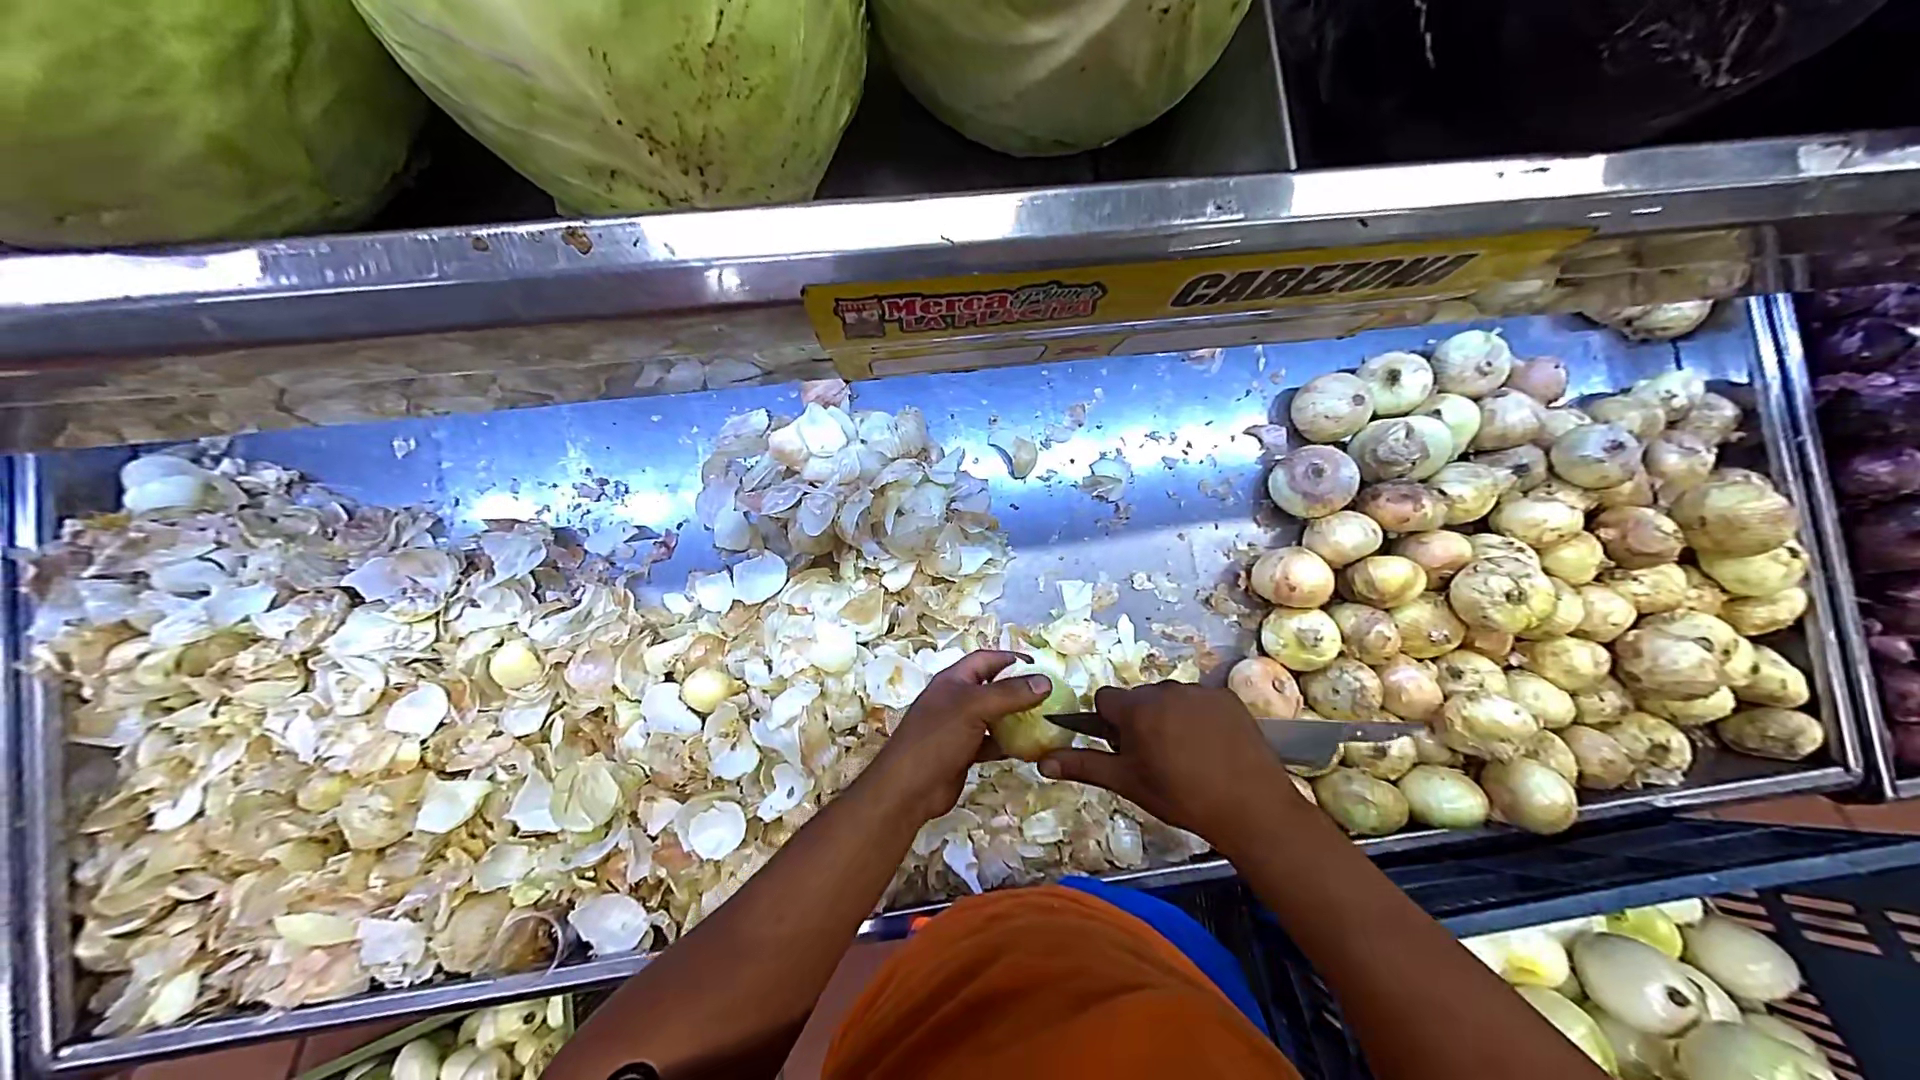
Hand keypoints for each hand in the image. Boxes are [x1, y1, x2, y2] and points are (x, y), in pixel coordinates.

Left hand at [859, 650, 1050, 824]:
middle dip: (1018, 689)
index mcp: (954, 680)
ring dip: (1017, 718)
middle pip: (992, 687)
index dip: (1010, 658)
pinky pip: (993, 742)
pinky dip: (1010, 744)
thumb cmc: (937, 738)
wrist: (909, 788)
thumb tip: (1045, 681)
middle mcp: (956, 700)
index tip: (1040, 665)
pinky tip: (1030, 749)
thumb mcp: (974, 707)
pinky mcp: (965, 752)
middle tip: (1050, 695)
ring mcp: (960, 727)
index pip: (986, 659)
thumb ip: (1009, 693)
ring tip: (1046, 721)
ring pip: (994, 717)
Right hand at [1039, 682, 1309, 853]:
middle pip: (1138, 697)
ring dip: (1168, 716)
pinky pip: (1199, 700)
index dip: (1109, 723)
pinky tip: (1211, 746)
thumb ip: (1084, 766)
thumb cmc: (1180, 796)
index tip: (1124, 748)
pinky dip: (1198, 716)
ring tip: (1186, 754)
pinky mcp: (1227, 697)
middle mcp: (1164, 689)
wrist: (1251, 806)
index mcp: (1136, 708)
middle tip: (1155, 757)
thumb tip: (1041, 761)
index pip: (1105, 699)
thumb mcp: (1128, 782)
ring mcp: (1199, 691)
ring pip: (1169, 698)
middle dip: (1139, 719)